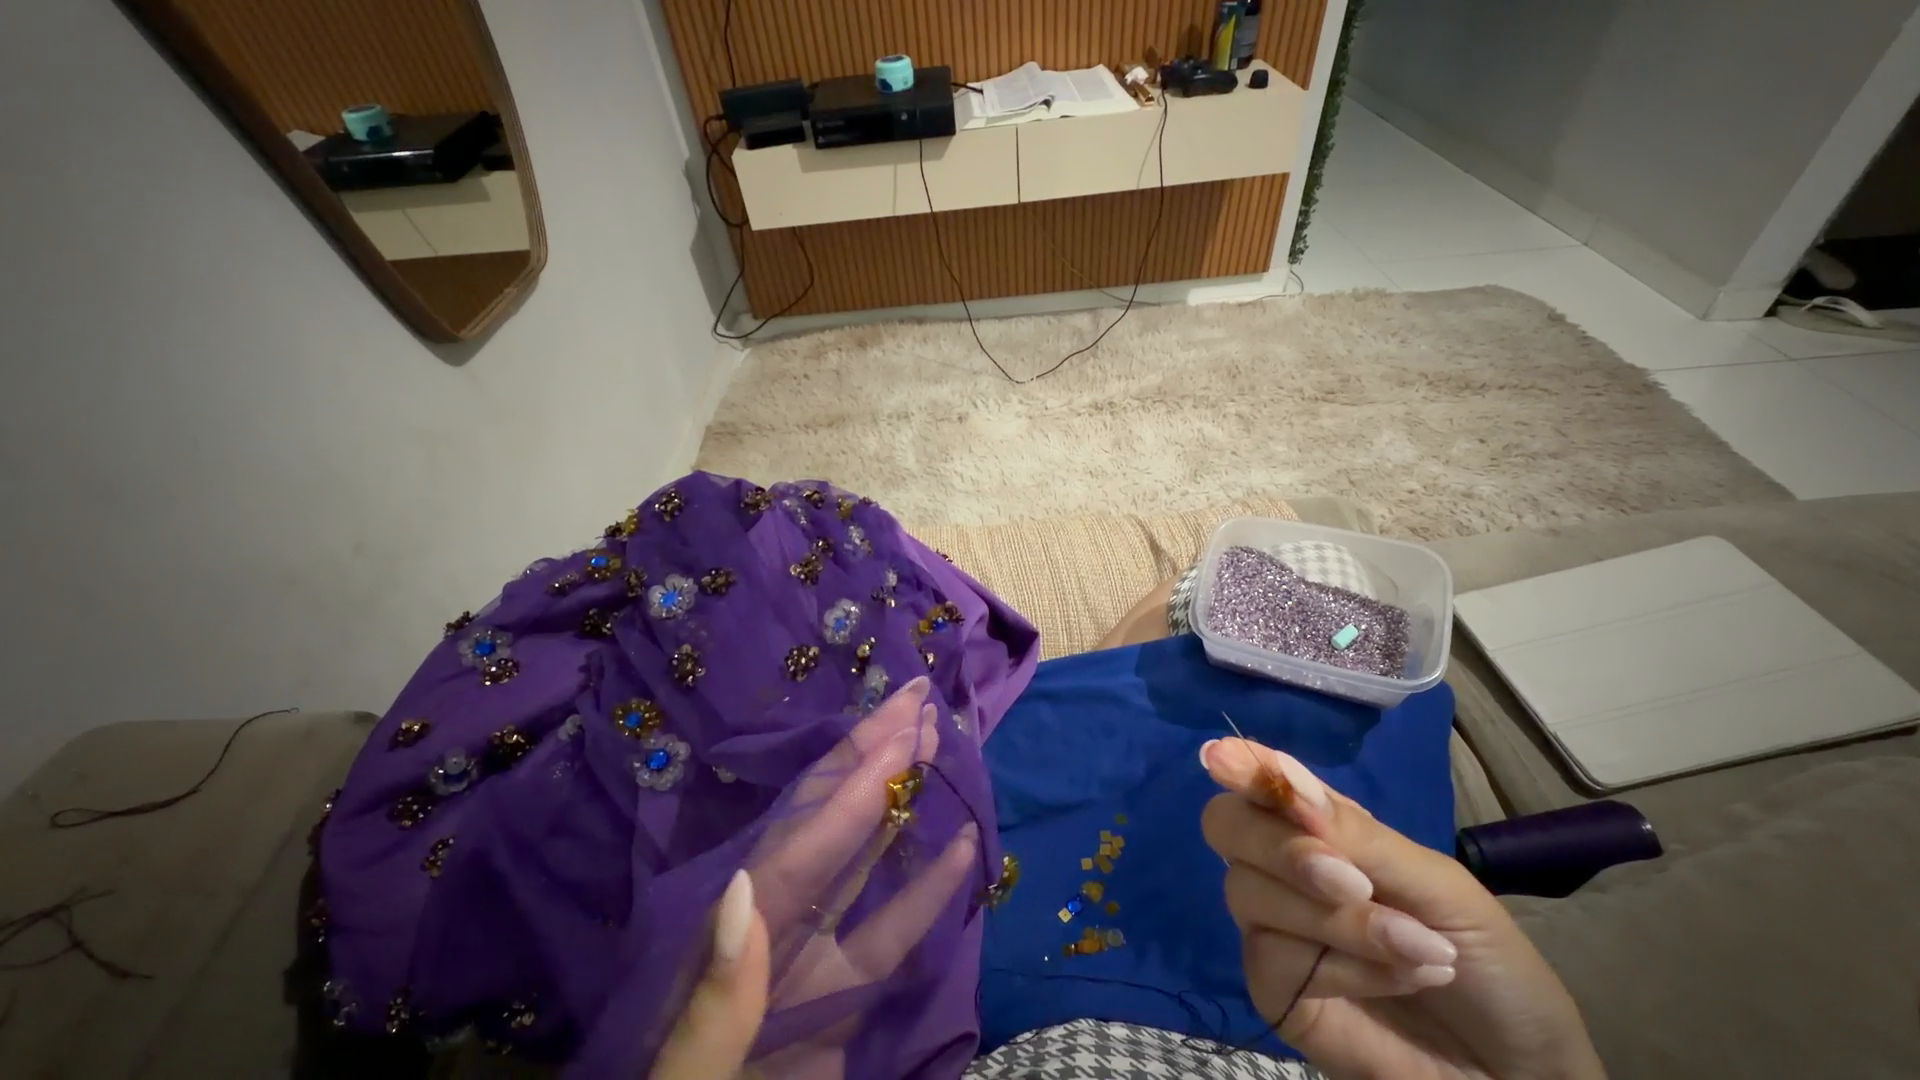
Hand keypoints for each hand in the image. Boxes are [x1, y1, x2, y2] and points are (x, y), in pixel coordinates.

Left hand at [648, 677, 978, 1079]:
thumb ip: (717, 1001)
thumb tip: (745, 891)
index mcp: (728, 951)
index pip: (796, 857)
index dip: (847, 796)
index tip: (892, 739)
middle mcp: (771, 935)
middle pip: (827, 835)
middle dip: (870, 766)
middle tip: (916, 702)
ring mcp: (809, 964)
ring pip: (863, 869)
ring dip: (902, 807)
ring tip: (937, 746)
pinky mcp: (841, 1002)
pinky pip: (891, 936)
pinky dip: (928, 893)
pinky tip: (962, 847)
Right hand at [1200, 739, 1606, 1079]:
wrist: (1523, 1070)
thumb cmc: (1491, 964)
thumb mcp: (1439, 885)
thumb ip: (1358, 836)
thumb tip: (1282, 774)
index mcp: (1322, 831)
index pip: (1261, 784)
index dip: (1241, 767)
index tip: (1221, 757)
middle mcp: (1284, 871)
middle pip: (1227, 828)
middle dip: (1282, 848)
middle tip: (1353, 881)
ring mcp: (1275, 931)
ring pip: (1250, 894)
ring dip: (1341, 920)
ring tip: (1421, 948)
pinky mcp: (1276, 991)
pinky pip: (1273, 958)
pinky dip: (1345, 966)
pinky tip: (1399, 979)